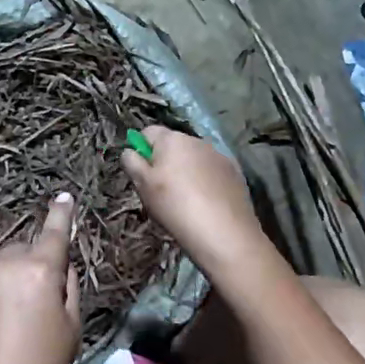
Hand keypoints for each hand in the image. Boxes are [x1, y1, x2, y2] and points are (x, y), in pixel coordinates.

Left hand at [0, 193, 80, 363]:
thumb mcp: (70, 334)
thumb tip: (58, 267)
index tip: (62, 197)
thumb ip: (68, 290)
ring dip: (2, 288)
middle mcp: (2, 265)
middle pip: (21, 254)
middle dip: (29, 268)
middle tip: (33, 306)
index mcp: (40, 271)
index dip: (60, 216)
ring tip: (2, 331)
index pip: (54, 235)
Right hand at [121, 126, 267, 271]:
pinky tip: (205, 203)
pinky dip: (205, 181)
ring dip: (186, 171)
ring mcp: (219, 156)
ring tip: (185, 200)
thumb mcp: (143, 185)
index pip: (148, 132)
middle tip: (160, 190)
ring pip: (193, 158)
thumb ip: (131, 163)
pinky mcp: (235, 173)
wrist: (224, 232)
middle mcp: (197, 140)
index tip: (141, 172)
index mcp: (172, 139)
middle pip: (173, 145)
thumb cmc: (174, 205)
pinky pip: (211, 171)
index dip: (140, 149)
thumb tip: (130, 151)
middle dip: (164, 161)